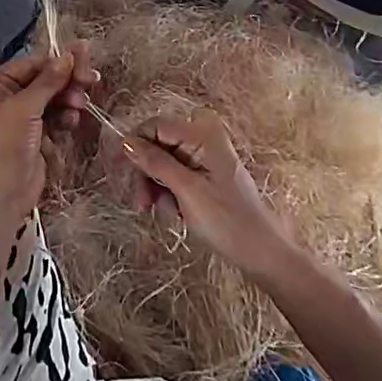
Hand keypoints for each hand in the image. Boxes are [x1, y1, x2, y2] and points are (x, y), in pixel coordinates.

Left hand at [0, 44, 96, 210]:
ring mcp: (19, 122)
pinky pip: (53, 122)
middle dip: (65, 82)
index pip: (28, 64)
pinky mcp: (33, 141)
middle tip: (91, 81)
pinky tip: (72, 120)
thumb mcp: (22, 108)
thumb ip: (47, 82)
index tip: (85, 59)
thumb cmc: (0, 145)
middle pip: (41, 82)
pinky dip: (64, 119)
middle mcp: (3, 100)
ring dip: (67, 101)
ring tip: (79, 105)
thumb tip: (68, 56)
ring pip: (50, 102)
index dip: (56, 62)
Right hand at [113, 112, 296, 278]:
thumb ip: (155, 162)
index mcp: (204, 137)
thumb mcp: (186, 190)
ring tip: (157, 211)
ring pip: (162, 162)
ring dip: (154, 185)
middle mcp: (204, 142)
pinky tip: (173, 213)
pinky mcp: (205, 177)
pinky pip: (174, 176)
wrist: (263, 255)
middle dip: (145, 171)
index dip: (135, 144)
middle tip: (140, 200)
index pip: (156, 126)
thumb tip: (125, 142)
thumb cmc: (227, 220)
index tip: (118, 167)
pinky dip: (167, 193)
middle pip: (157, 144)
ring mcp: (204, 160)